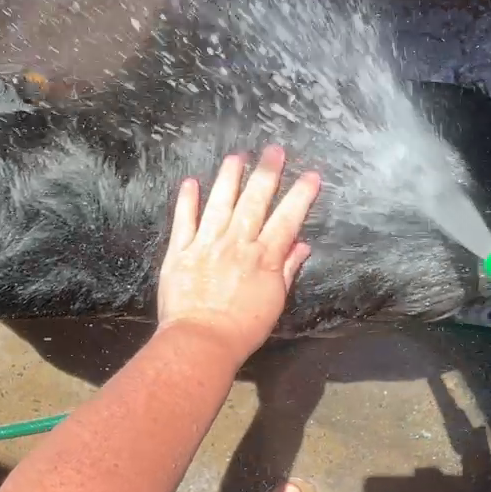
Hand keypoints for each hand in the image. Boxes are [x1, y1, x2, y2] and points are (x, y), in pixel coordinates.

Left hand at [157, 146, 319, 364]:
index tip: (311, 175)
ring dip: (229, 178)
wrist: (202, 341)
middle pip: (254, 202)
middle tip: (274, 150)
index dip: (300, 195)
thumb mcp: (274, 302)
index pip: (287, 220)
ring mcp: (206, 245)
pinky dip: (187, 201)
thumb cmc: (242, 328)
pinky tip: (191, 183)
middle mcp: (236, 244)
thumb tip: (302, 246)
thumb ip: (286, 270)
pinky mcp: (179, 252)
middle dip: (266, 173)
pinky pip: (183, 221)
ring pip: (219, 203)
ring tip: (236, 157)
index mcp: (263, 258)